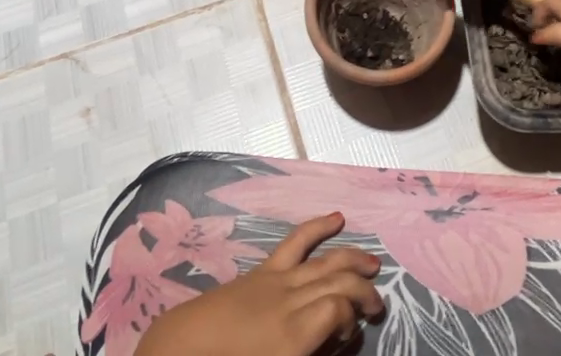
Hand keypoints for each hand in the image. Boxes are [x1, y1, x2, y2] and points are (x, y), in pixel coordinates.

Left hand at [138, 213, 384, 355]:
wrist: (184, 350)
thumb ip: (312, 353)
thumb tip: (335, 341)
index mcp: (293, 335)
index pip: (340, 310)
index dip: (353, 320)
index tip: (348, 336)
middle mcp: (291, 301)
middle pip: (340, 281)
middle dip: (365, 291)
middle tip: (377, 307)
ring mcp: (277, 279)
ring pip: (325, 260)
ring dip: (354, 259)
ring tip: (374, 266)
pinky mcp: (264, 269)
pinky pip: (296, 242)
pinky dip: (318, 227)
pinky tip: (337, 218)